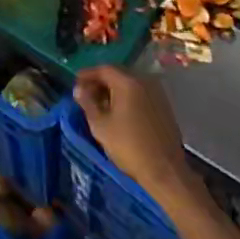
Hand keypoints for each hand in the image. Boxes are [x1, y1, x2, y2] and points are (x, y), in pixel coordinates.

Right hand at [75, 66, 195, 201]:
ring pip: (130, 83)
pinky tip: (119, 110)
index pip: (104, 69)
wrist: (164, 169)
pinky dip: (127, 96)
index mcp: (128, 82)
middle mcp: (145, 80)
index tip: (75, 82)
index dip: (88, 74)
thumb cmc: (128, 146)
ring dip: (114, 89)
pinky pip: (141, 92)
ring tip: (100, 103)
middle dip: (100, 81)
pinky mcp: (164, 104)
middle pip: (118, 73)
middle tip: (86, 93)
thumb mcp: (100, 126)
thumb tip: (79, 88)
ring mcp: (157, 92)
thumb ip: (88, 103)